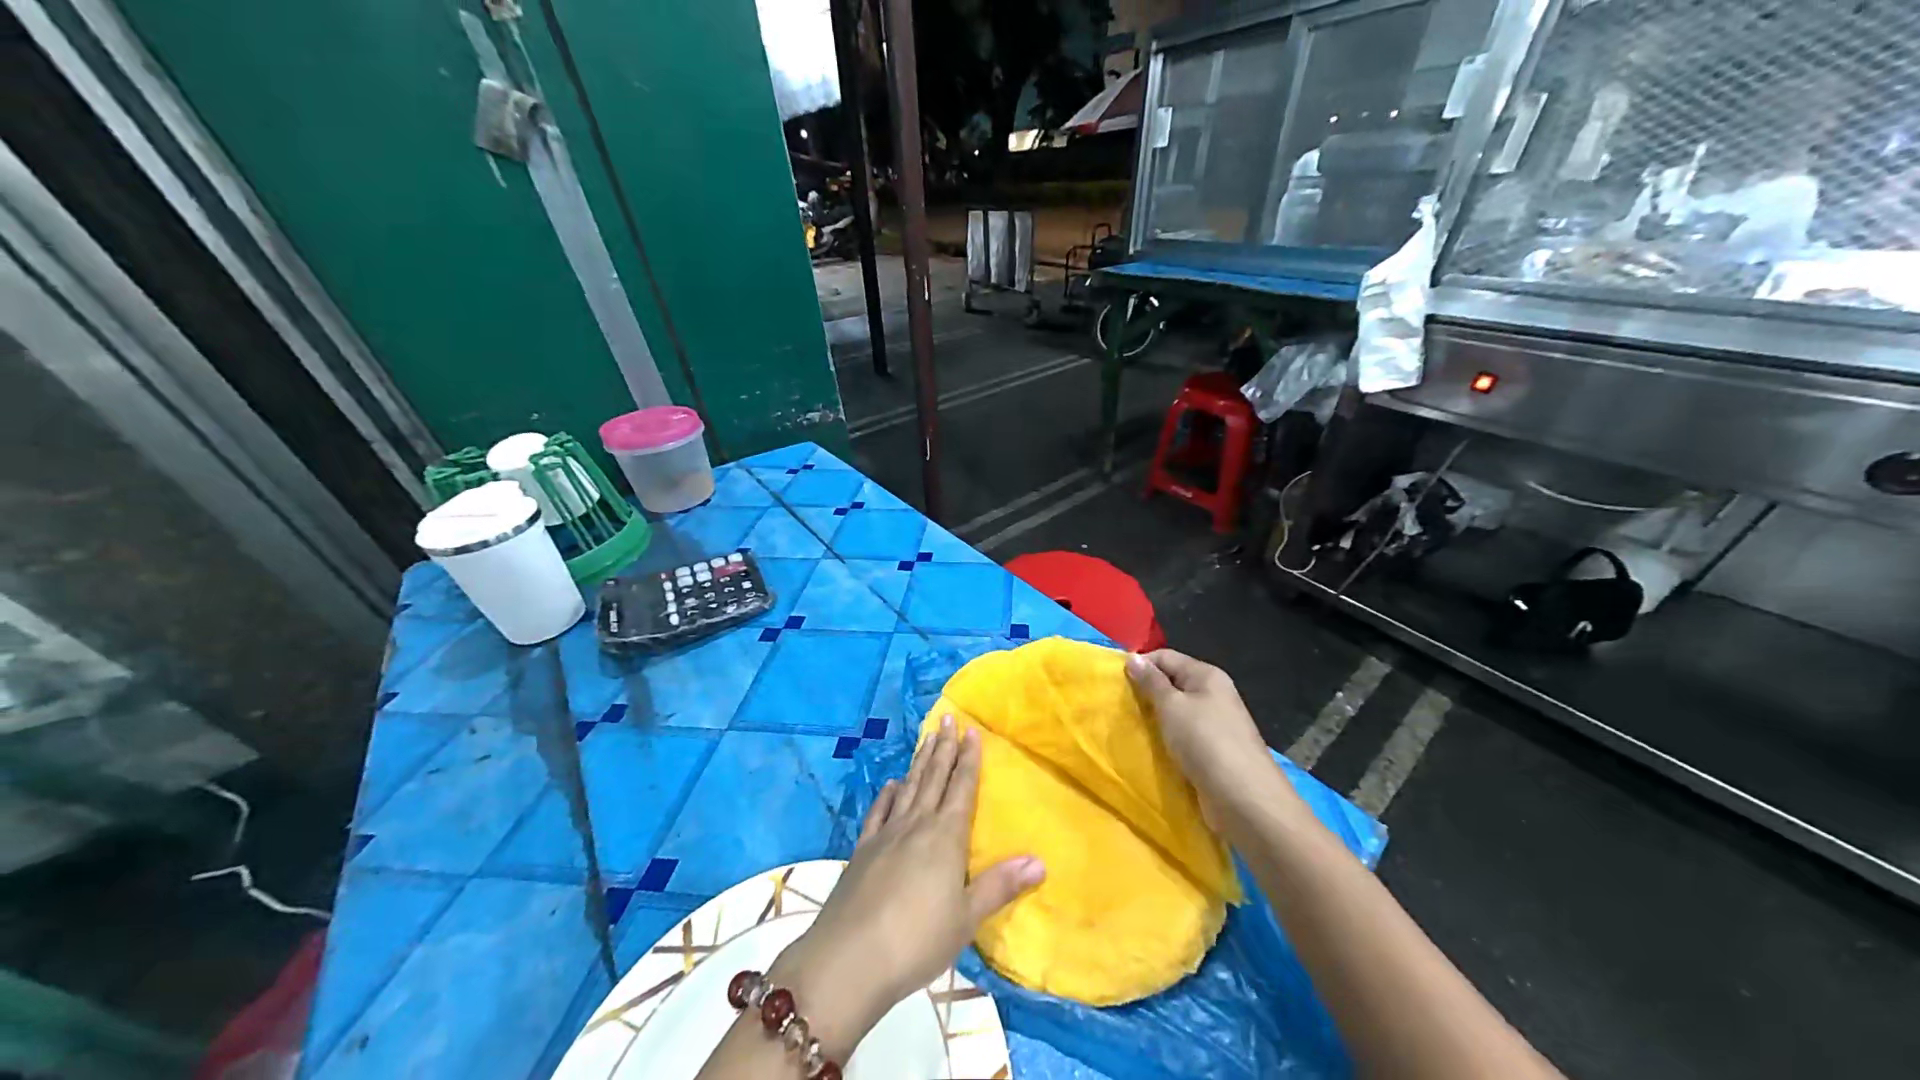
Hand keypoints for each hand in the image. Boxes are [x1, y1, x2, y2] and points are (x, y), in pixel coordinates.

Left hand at [768, 717, 1044, 1059]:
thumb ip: (1000, 885)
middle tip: (947, 719)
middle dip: (943, 748)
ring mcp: (885, 835)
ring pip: (908, 788)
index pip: (961, 788)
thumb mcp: (966, 917)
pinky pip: (878, 812)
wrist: (849, 958)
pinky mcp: (862, 850)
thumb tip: (1040, 860)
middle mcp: (916, 826)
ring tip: (926, 739)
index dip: (968, 759)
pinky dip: (887, 794)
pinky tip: (891, 785)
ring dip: (919, 762)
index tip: (971, 731)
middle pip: (933, 779)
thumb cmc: (918, 940)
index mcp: (946, 837)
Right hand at [1125, 649, 1294, 822]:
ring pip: (1176, 712)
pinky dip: (1166, 739)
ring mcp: (1215, 723)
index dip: (1140, 664)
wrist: (1243, 797)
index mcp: (1207, 675)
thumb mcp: (1171, 706)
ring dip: (1154, 718)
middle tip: (1117, 704)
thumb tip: (1133, 658)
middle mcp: (1213, 694)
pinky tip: (1149, 746)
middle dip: (1146, 693)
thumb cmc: (1204, 741)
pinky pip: (1182, 736)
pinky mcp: (1213, 751)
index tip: (1113, 680)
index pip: (1166, 657)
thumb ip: (1151, 682)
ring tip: (1129, 726)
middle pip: (1172, 683)